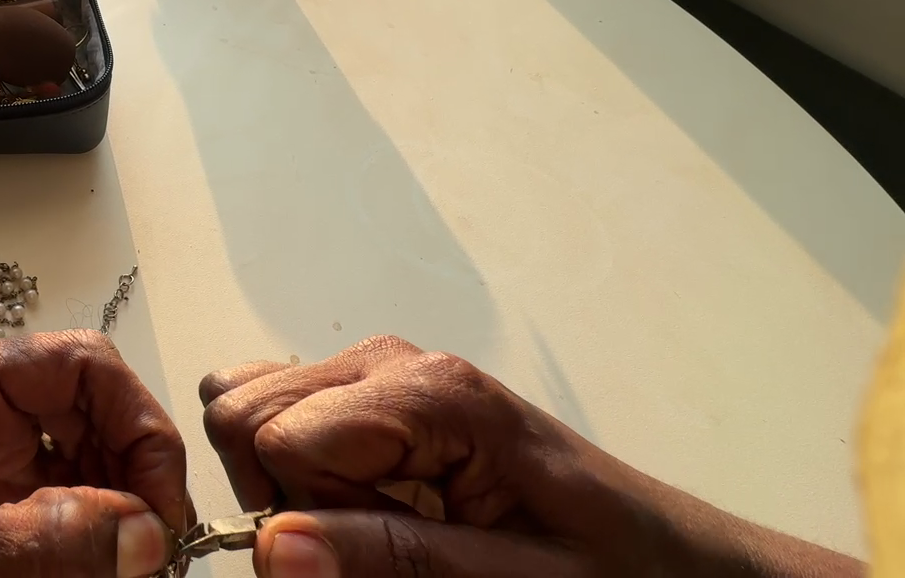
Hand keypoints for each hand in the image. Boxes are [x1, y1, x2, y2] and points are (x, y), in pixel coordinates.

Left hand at [0, 329, 192, 577]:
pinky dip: (88, 534)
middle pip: (88, 408)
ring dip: (116, 508)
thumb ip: (48, 541)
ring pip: (81, 457)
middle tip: (152, 553)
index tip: (160, 505)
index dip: (134, 419)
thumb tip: (151, 533)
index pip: (75, 362)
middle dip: (131, 472)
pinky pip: (58, 499)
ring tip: (128, 567)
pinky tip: (94, 568)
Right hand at [199, 336, 858, 577]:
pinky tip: (353, 487)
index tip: (364, 553)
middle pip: (244, 408)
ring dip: (277, 469)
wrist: (673, 554)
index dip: (301, 512)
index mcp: (424, 393)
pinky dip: (283, 449)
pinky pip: (267, 396)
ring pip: (240, 395)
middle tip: (358, 536)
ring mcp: (367, 360)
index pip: (277, 437)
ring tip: (359, 511)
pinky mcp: (361, 377)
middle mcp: (379, 357)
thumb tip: (269, 550)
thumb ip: (389, 559)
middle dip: (279, 488)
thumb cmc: (611, 571)